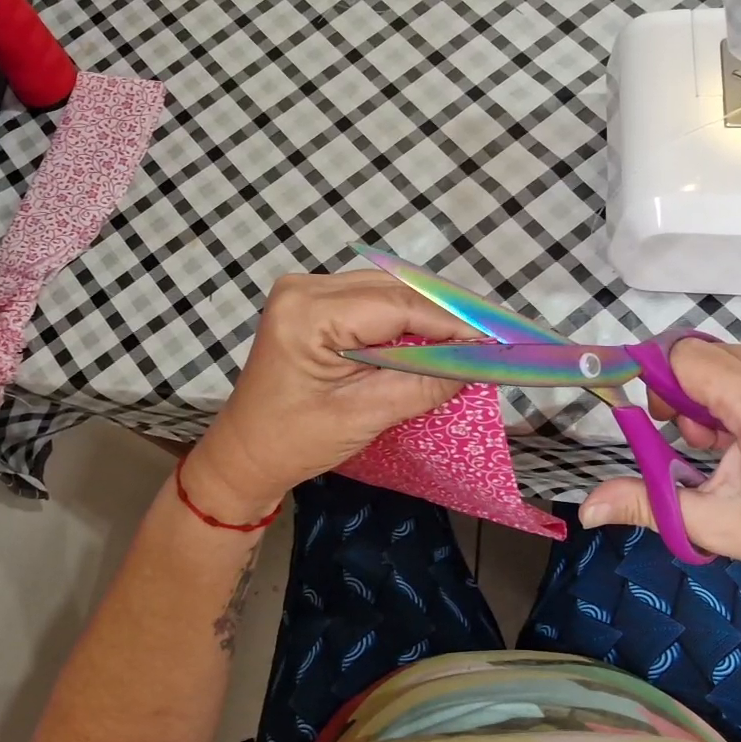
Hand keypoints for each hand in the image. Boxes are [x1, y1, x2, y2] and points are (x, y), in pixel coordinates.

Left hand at [182, 271, 476, 522]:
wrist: (244, 454)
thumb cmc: (293, 441)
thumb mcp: (362, 416)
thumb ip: (421, 384)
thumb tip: (476, 362)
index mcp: (307, 313)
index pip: (396, 306)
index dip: (451, 323)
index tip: (495, 341)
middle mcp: (303, 287)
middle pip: (392, 292)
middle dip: (442, 317)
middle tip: (489, 340)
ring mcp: (303, 291)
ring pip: (384, 292)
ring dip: (423, 316)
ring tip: (467, 340)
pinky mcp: (309, 303)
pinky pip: (368, 301)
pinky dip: (400, 320)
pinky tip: (428, 338)